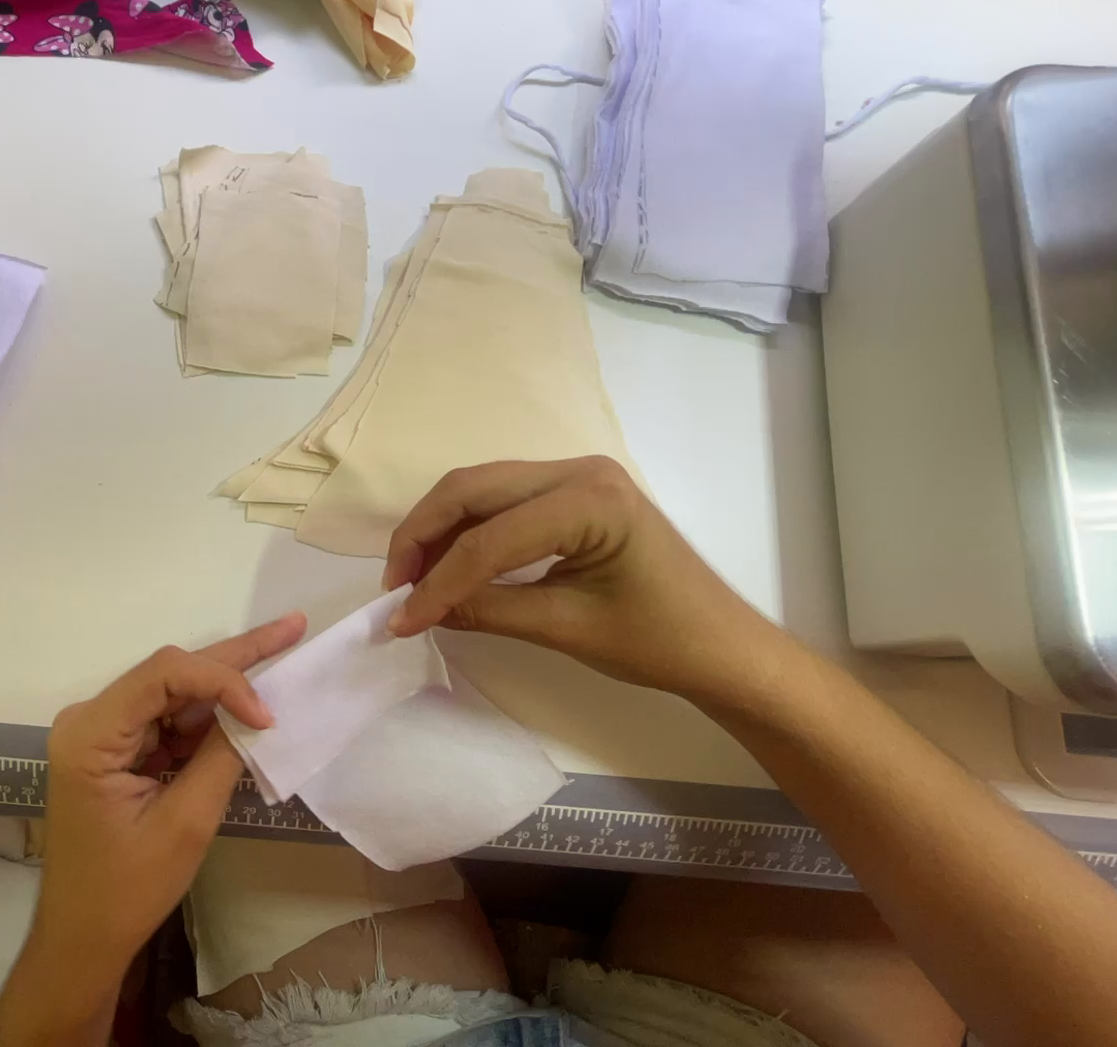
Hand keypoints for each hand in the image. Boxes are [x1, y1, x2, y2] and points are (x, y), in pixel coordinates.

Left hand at [32, 614, 306, 965]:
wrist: (83, 937)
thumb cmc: (127, 888)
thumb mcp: (185, 822)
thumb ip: (221, 756)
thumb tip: (257, 712)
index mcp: (90, 734)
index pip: (164, 674)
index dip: (223, 681)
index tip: (267, 716)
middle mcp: (91, 719)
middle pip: (171, 673)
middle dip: (236, 658)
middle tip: (292, 628)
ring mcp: (103, 731)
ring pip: (176, 691)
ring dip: (227, 687)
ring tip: (281, 654)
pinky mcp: (118, 746)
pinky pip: (170, 718)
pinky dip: (209, 719)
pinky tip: (249, 710)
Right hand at [382, 457, 796, 704]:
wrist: (722, 647)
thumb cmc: (660, 642)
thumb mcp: (565, 628)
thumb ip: (486, 611)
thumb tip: (415, 610)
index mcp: (591, 499)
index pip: (489, 538)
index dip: (436, 581)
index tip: (399, 620)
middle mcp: (578, 470)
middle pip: (470, 489)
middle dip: (421, 536)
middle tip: (393, 586)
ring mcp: (573, 475)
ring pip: (478, 490)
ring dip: (437, 530)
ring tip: (411, 579)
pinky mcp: (568, 493)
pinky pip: (499, 502)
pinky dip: (463, 531)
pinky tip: (445, 565)